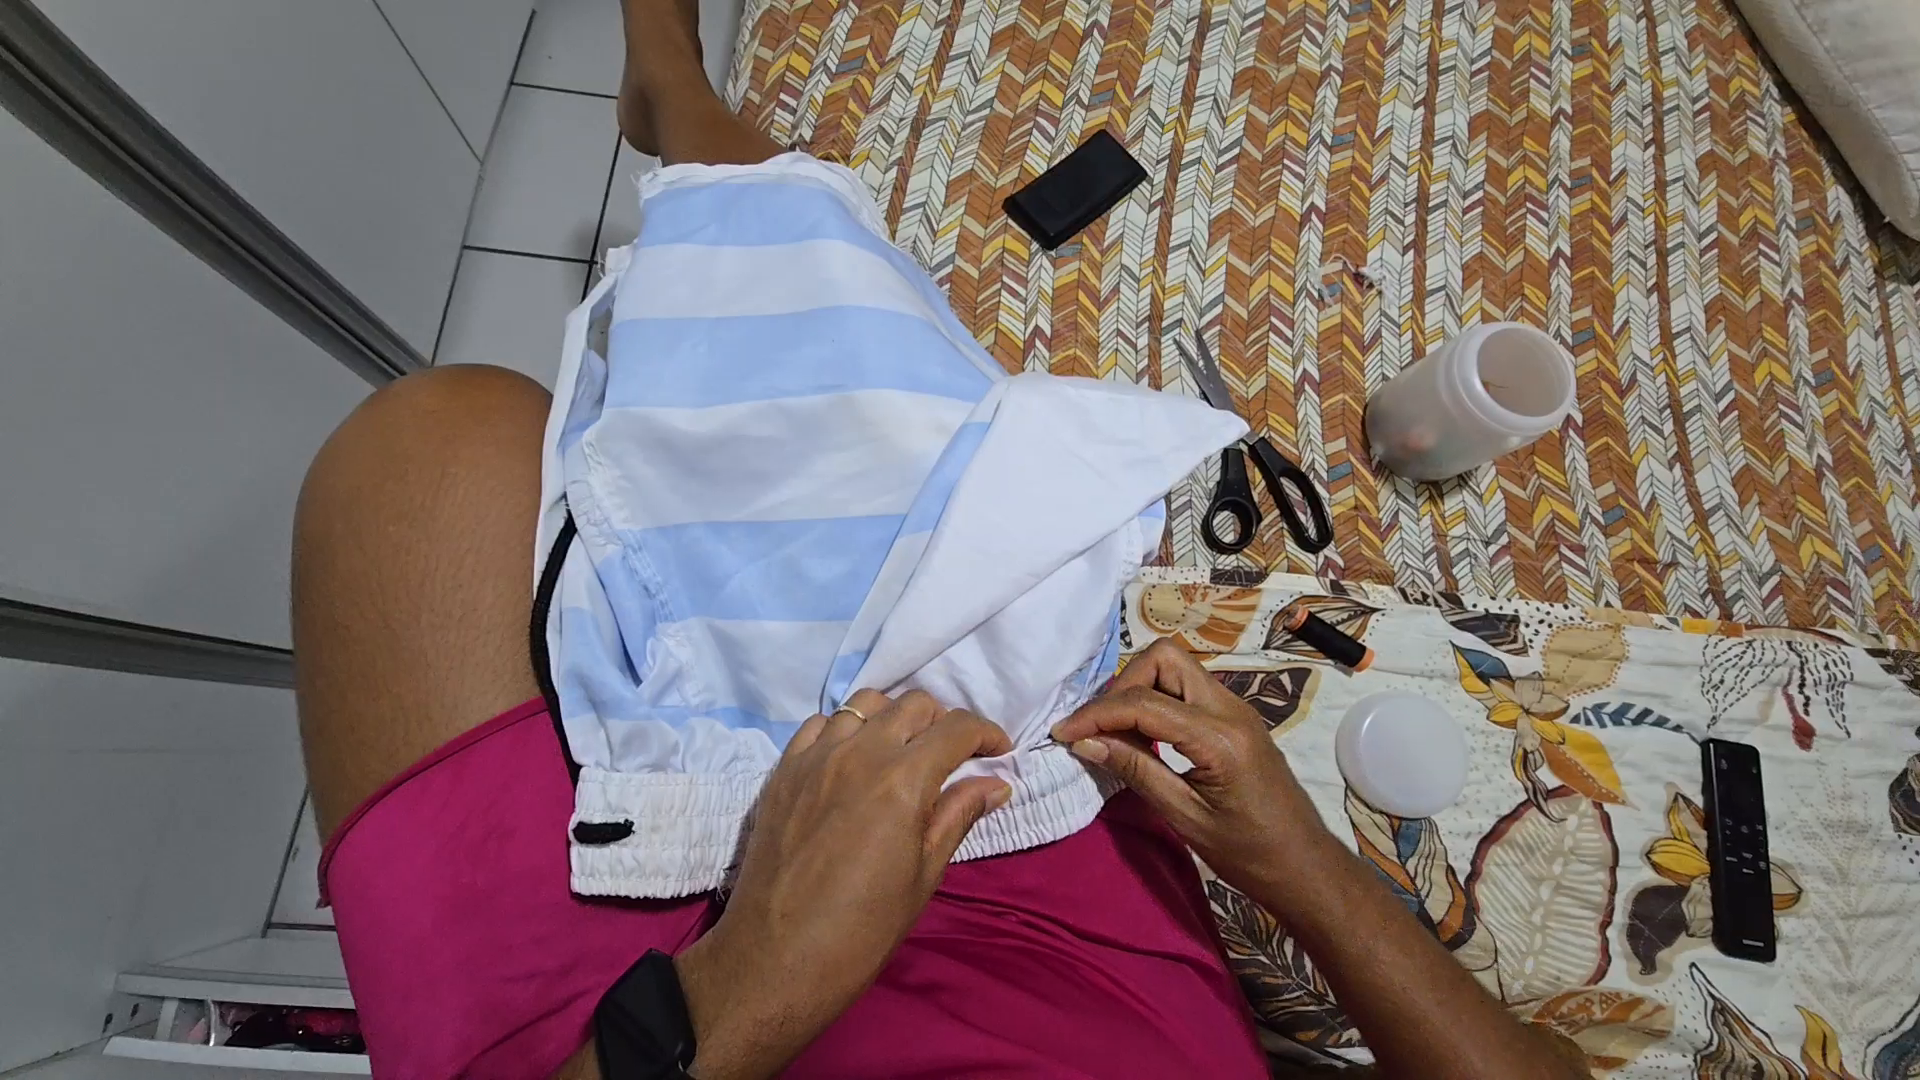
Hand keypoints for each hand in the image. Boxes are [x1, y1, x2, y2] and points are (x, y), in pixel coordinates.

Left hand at [674, 689, 1012, 1079]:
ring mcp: (817, 755)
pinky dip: (845, 730)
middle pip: (914, 704)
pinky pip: (820, 724)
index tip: (999, 750)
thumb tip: (996, 784)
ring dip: (893, 718)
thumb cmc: (862, 930)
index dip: (986, 733)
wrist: (774, 961)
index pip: (956, 729)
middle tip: (952, 754)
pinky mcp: (785, 768)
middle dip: (943, 722)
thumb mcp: (924, 875)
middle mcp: (861, 752)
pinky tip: (851, 758)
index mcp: (903, 780)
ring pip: (865, 704)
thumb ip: (958, 815)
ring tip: (901, 749)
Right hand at [1049, 639, 1339, 906]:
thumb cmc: (1249, 854)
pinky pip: (1186, 687)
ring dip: (1138, 688)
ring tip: (1115, 730)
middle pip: (1164, 658)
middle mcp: (1229, 708)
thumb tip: (1084, 742)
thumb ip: (1135, 770)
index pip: (1144, 703)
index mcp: (1219, 738)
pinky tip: (1143, 734)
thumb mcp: (1184, 817)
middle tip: (1099, 727)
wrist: (1306, 867)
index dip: (1096, 714)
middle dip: (1122, 685)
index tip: (1064, 733)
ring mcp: (1236, 708)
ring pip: (1175, 665)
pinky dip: (1156, 698)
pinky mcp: (1235, 716)